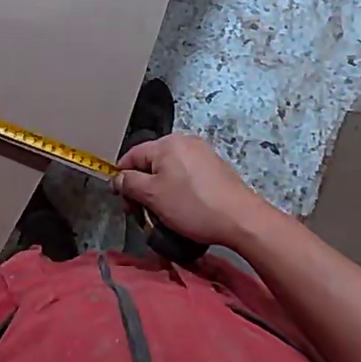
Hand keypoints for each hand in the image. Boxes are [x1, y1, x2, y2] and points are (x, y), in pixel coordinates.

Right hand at [111, 134, 275, 247]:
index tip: (123, 201)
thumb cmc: (192, 205)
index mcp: (166, 143)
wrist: (242, 220)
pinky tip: (183, 208)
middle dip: (142, 187)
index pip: (131, 156)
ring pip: (168, 171)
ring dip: (160, 190)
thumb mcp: (152, 196)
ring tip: (163, 213)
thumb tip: (118, 178)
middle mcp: (184, 142)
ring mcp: (202, 154)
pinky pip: (186, 176)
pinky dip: (179, 190)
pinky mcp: (215, 169)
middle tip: (142, 212)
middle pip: (151, 163)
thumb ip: (128, 183)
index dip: (121, 178)